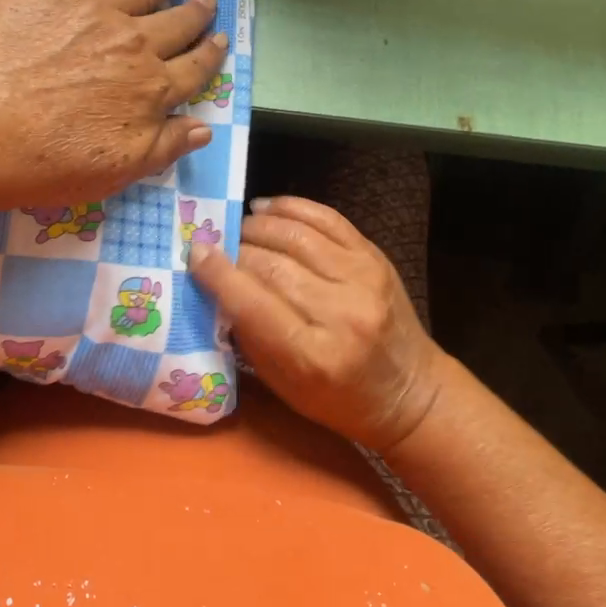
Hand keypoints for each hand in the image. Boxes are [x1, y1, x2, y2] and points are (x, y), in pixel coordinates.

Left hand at [0, 0, 226, 209]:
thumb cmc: (42, 163)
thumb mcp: (114, 172)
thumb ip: (163, 148)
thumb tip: (204, 128)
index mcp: (150, 90)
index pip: (192, 70)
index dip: (210, 56)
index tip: (220, 41)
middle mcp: (134, 43)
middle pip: (176, 24)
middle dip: (195, 15)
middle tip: (206, 3)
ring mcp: (95, 8)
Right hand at [190, 196, 448, 451]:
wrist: (411, 393)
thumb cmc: (338, 399)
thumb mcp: (283, 385)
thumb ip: (248, 334)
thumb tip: (214, 284)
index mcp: (313, 355)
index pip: (253, 303)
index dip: (218, 273)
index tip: (194, 253)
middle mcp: (341, 312)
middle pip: (270, 264)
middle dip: (234, 250)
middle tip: (213, 244)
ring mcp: (362, 279)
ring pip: (294, 235)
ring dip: (257, 226)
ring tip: (237, 227)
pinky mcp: (375, 257)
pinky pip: (326, 218)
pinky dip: (290, 207)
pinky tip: (266, 208)